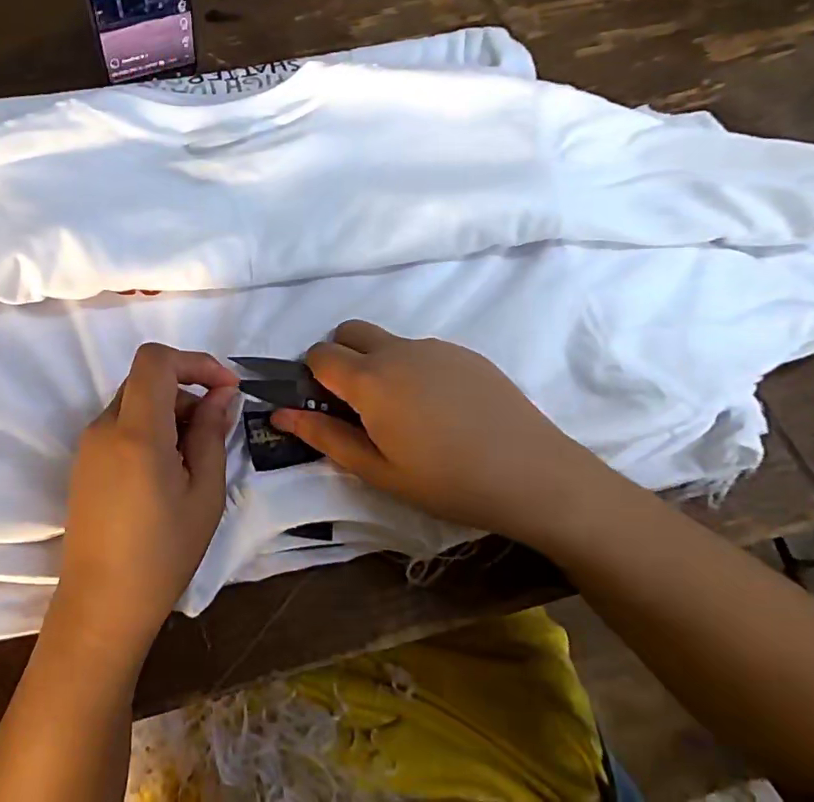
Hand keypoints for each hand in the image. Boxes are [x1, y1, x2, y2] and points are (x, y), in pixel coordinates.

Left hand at [55, 344, 240, 650]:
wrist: (102, 607)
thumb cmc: (163, 554)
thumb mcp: (204, 493)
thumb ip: (212, 434)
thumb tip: (222, 394)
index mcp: (136, 432)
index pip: (156, 360)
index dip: (195, 361)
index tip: (226, 387)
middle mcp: (104, 428)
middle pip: (147, 379)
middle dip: (187, 389)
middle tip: (216, 428)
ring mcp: (89, 446)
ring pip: (135, 401)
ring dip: (170, 411)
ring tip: (194, 459)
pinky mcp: (84, 463)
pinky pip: (121, 425)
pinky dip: (150, 428)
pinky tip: (168, 470)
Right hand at [271, 320, 613, 545]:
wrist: (534, 473)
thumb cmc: (447, 481)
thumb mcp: (378, 470)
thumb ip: (325, 437)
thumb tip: (280, 414)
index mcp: (370, 379)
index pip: (319, 353)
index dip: (312, 376)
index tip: (325, 407)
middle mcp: (398, 350)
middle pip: (348, 332)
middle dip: (340, 358)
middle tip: (357, 405)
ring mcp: (435, 347)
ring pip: (386, 341)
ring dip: (377, 364)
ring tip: (406, 415)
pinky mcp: (465, 353)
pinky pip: (421, 350)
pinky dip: (413, 369)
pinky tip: (441, 411)